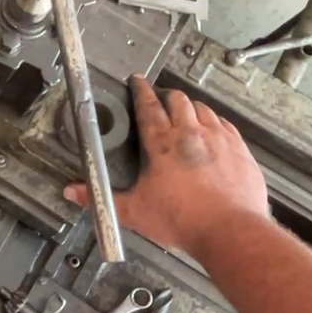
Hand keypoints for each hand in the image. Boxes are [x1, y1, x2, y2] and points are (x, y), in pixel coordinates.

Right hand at [65, 76, 271, 253]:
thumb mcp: (134, 212)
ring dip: (191, 106)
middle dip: (166, 95)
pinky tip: (212, 128)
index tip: (137, 81)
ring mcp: (219, 139)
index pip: (148, 106)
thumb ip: (100, 198)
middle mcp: (190, 134)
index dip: (140, 91)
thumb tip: (71, 192)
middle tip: (160, 98)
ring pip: (203, 108)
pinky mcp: (240, 149)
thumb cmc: (182, 220)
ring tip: (185, 112)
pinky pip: (226, 124)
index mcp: (161, 144)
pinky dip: (215, 121)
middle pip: (178, 100)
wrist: (231, 231)